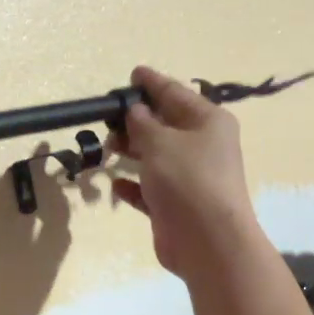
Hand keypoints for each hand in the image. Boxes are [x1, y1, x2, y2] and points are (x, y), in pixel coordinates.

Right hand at [111, 66, 259, 278]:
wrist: (207, 240)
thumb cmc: (187, 181)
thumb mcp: (161, 142)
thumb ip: (142, 123)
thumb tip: (134, 111)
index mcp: (207, 121)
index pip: (175, 93)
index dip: (152, 83)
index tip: (132, 74)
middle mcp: (201, 146)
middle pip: (164, 125)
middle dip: (136, 120)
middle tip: (107, 118)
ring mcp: (188, 178)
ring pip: (154, 157)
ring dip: (131, 151)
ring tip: (106, 147)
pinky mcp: (174, 206)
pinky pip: (149, 189)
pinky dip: (133, 185)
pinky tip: (116, 184)